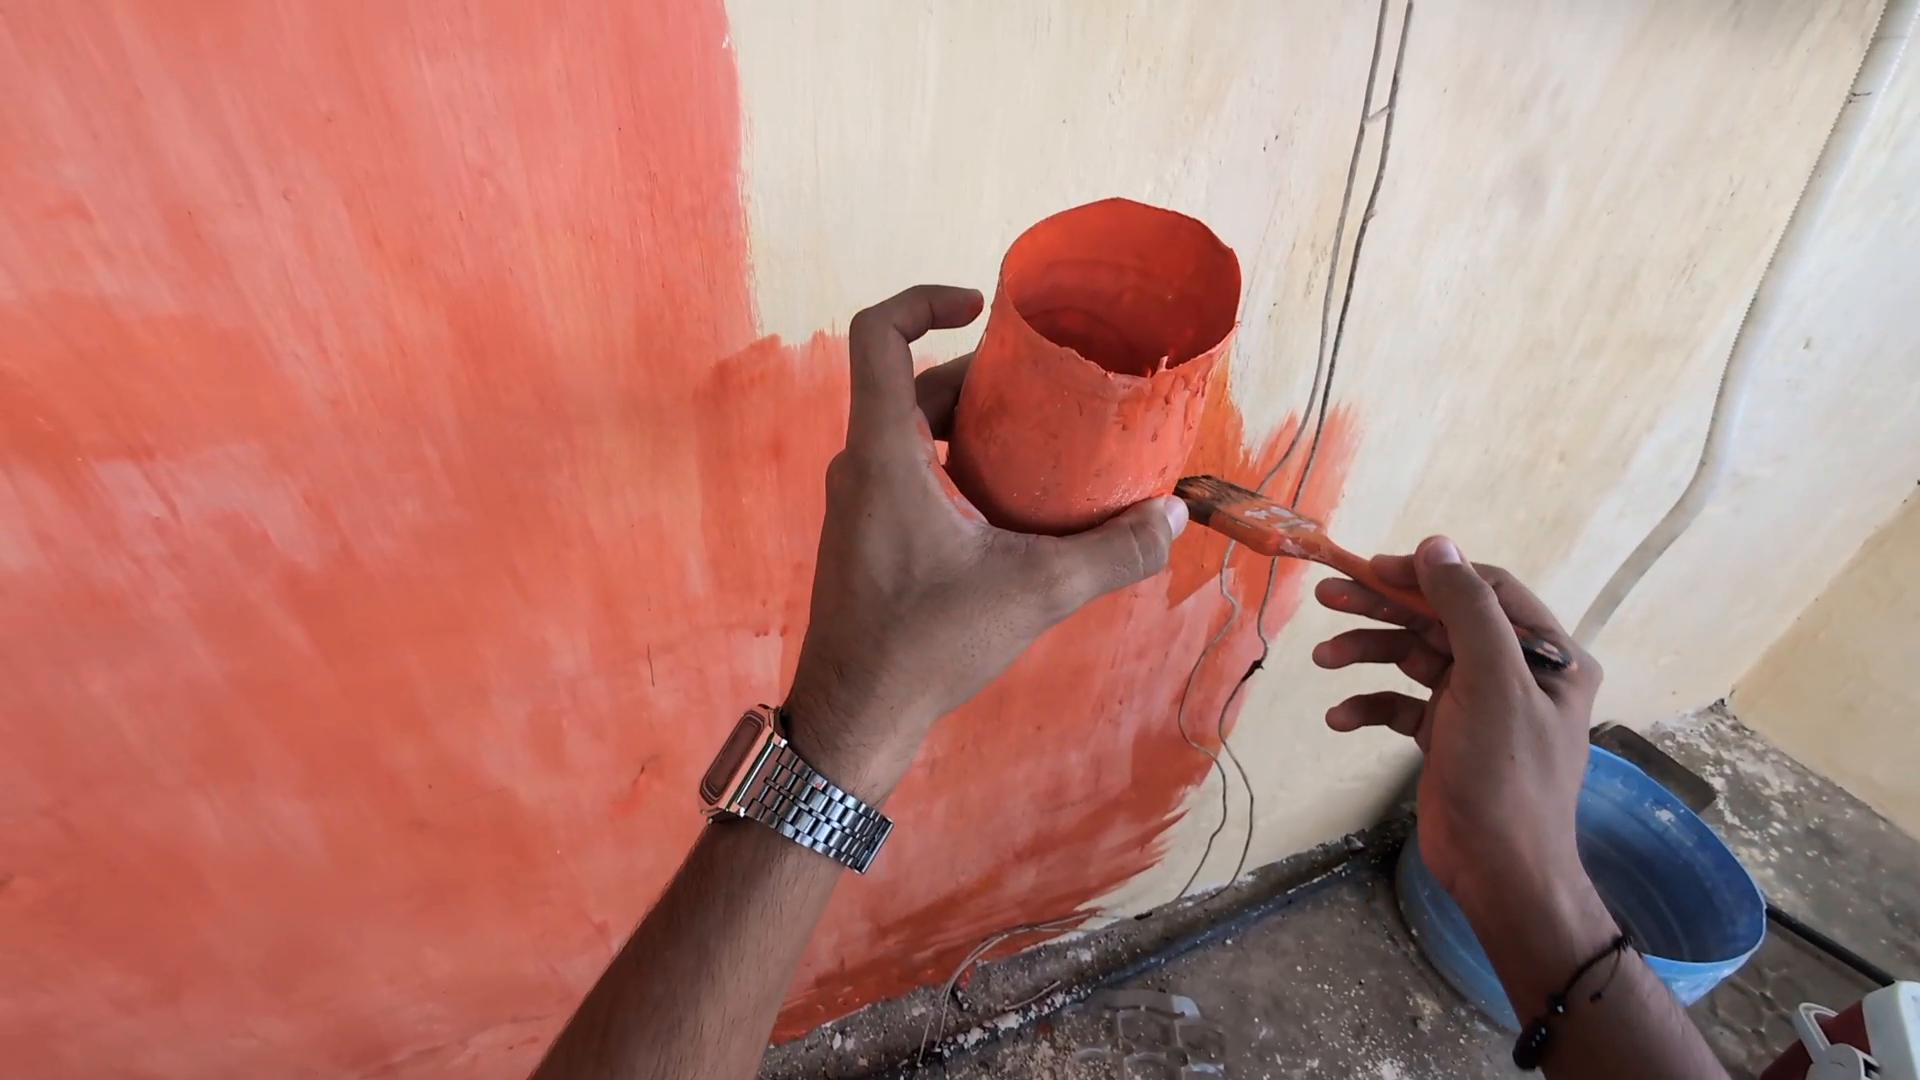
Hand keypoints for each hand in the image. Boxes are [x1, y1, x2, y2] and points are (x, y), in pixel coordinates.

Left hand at [784, 285, 1188, 802]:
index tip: (980, 306)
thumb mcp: (1032, 593)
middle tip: (1041, 391)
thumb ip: (1111, 553)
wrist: (854, 715)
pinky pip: (905, 470)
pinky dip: (951, 463)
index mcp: (883, 454)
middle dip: (976, 378)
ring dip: (966, 425)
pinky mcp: (863, 534)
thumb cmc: (927, 644)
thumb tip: (1173, 515)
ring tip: (1034, 442)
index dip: (922, 300)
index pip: (877, 337)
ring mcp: (856, 502)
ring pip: (909, 433)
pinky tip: (1002, 502)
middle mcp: (860, 465)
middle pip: (910, 386)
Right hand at [1311, 536, 1600, 913]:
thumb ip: (1466, 608)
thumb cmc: (1504, 772)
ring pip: (1411, 657)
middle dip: (1381, 608)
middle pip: (1436, 619)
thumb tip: (1435, 544)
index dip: (1427, 574)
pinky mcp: (1444, 733)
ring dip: (1365, 654)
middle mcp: (1510, 671)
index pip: (1481, 589)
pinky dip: (1368, 704)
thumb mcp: (1490, 681)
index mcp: (1542, 654)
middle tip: (1327, 596)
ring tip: (1322, 659)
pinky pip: (1399, 702)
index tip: (1373, 570)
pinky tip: (1340, 718)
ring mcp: (1474, 703)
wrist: (1498, 870)